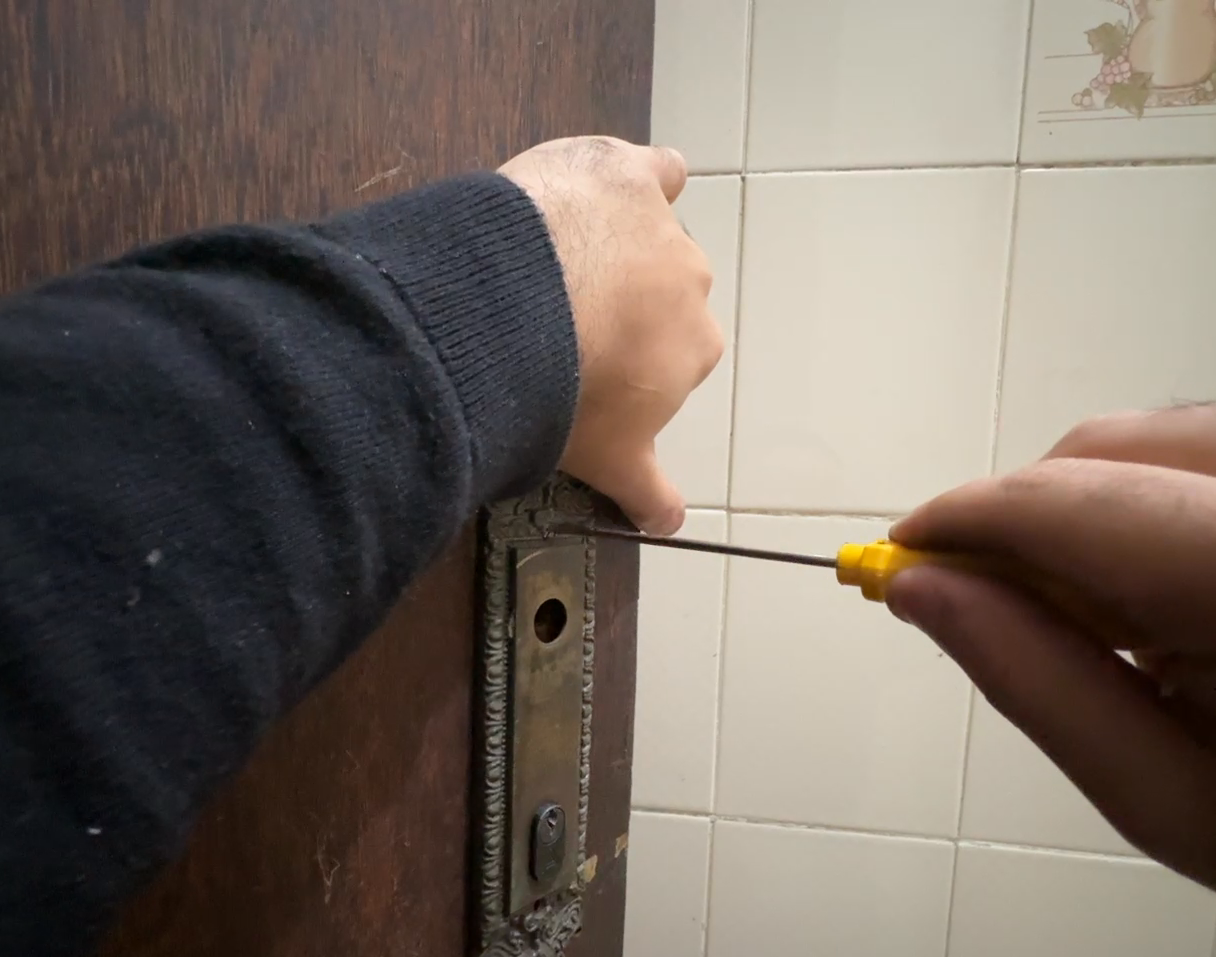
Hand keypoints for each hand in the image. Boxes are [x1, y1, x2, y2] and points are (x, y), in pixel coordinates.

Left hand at [499, 137, 720, 534]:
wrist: (521, 322)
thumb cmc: (571, 398)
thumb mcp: (612, 462)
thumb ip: (649, 495)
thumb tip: (672, 528)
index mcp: (694, 348)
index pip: (668, 356)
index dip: (628, 364)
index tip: (590, 373)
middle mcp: (691, 286)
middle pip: (658, 297)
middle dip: (621, 312)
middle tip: (564, 327)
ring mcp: (659, 227)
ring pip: (651, 239)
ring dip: (616, 255)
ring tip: (559, 271)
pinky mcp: (623, 175)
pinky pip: (653, 170)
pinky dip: (644, 178)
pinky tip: (620, 186)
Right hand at [886, 402, 1215, 956]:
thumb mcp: (1181, 805)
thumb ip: (1026, 678)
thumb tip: (917, 587)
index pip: (1056, 499)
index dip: (954, 519)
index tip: (903, 557)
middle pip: (1111, 444)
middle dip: (1030, 516)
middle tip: (1021, 605)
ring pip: (1184, 432)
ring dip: (1116, 507)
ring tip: (1150, 610)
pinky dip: (1204, 497)